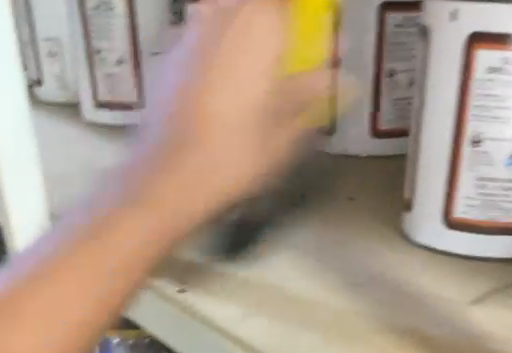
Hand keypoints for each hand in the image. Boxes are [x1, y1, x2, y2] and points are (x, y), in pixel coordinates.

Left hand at [129, 0, 332, 227]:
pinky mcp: (170, 52)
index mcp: (263, 21)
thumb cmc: (237, 154)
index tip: (319, 32)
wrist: (170, 176)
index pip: (292, 2)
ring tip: (256, 59)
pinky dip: (216, 40)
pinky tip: (223, 74)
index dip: (304, 14)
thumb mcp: (286, 131)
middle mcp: (225, 12)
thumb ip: (312, 93)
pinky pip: (202, 29)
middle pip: (256, 3)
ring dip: (241, 23)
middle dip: (275, 18)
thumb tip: (341, 77)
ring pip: (223, 9)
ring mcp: (192, 28)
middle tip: (288, 47)